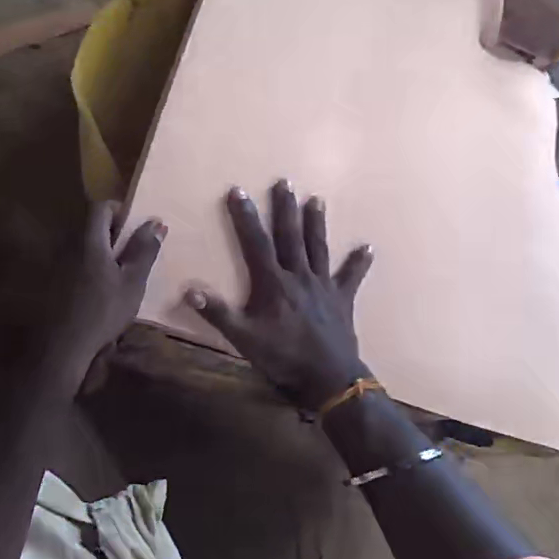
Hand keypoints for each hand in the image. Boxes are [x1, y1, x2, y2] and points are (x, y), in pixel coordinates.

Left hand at [44, 201, 163, 386]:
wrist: (64, 345)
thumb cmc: (104, 311)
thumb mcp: (132, 282)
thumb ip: (144, 250)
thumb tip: (157, 223)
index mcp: (89, 241)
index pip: (100, 207)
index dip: (119, 209)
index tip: (135, 225)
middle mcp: (69, 246)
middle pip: (90, 224)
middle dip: (113, 230)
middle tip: (133, 248)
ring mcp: (58, 263)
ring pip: (83, 243)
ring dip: (102, 248)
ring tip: (121, 268)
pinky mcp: (54, 280)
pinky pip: (75, 260)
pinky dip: (91, 263)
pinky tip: (102, 286)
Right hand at [187, 181, 373, 409]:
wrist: (328, 377)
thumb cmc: (283, 357)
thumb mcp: (243, 338)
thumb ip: (218, 313)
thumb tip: (189, 290)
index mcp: (273, 283)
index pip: (256, 242)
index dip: (246, 217)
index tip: (239, 191)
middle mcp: (299, 276)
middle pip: (291, 236)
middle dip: (285, 208)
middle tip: (284, 182)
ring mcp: (324, 286)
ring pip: (319, 247)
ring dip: (317, 223)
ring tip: (317, 199)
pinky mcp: (343, 299)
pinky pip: (352, 277)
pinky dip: (359, 263)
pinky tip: (368, 248)